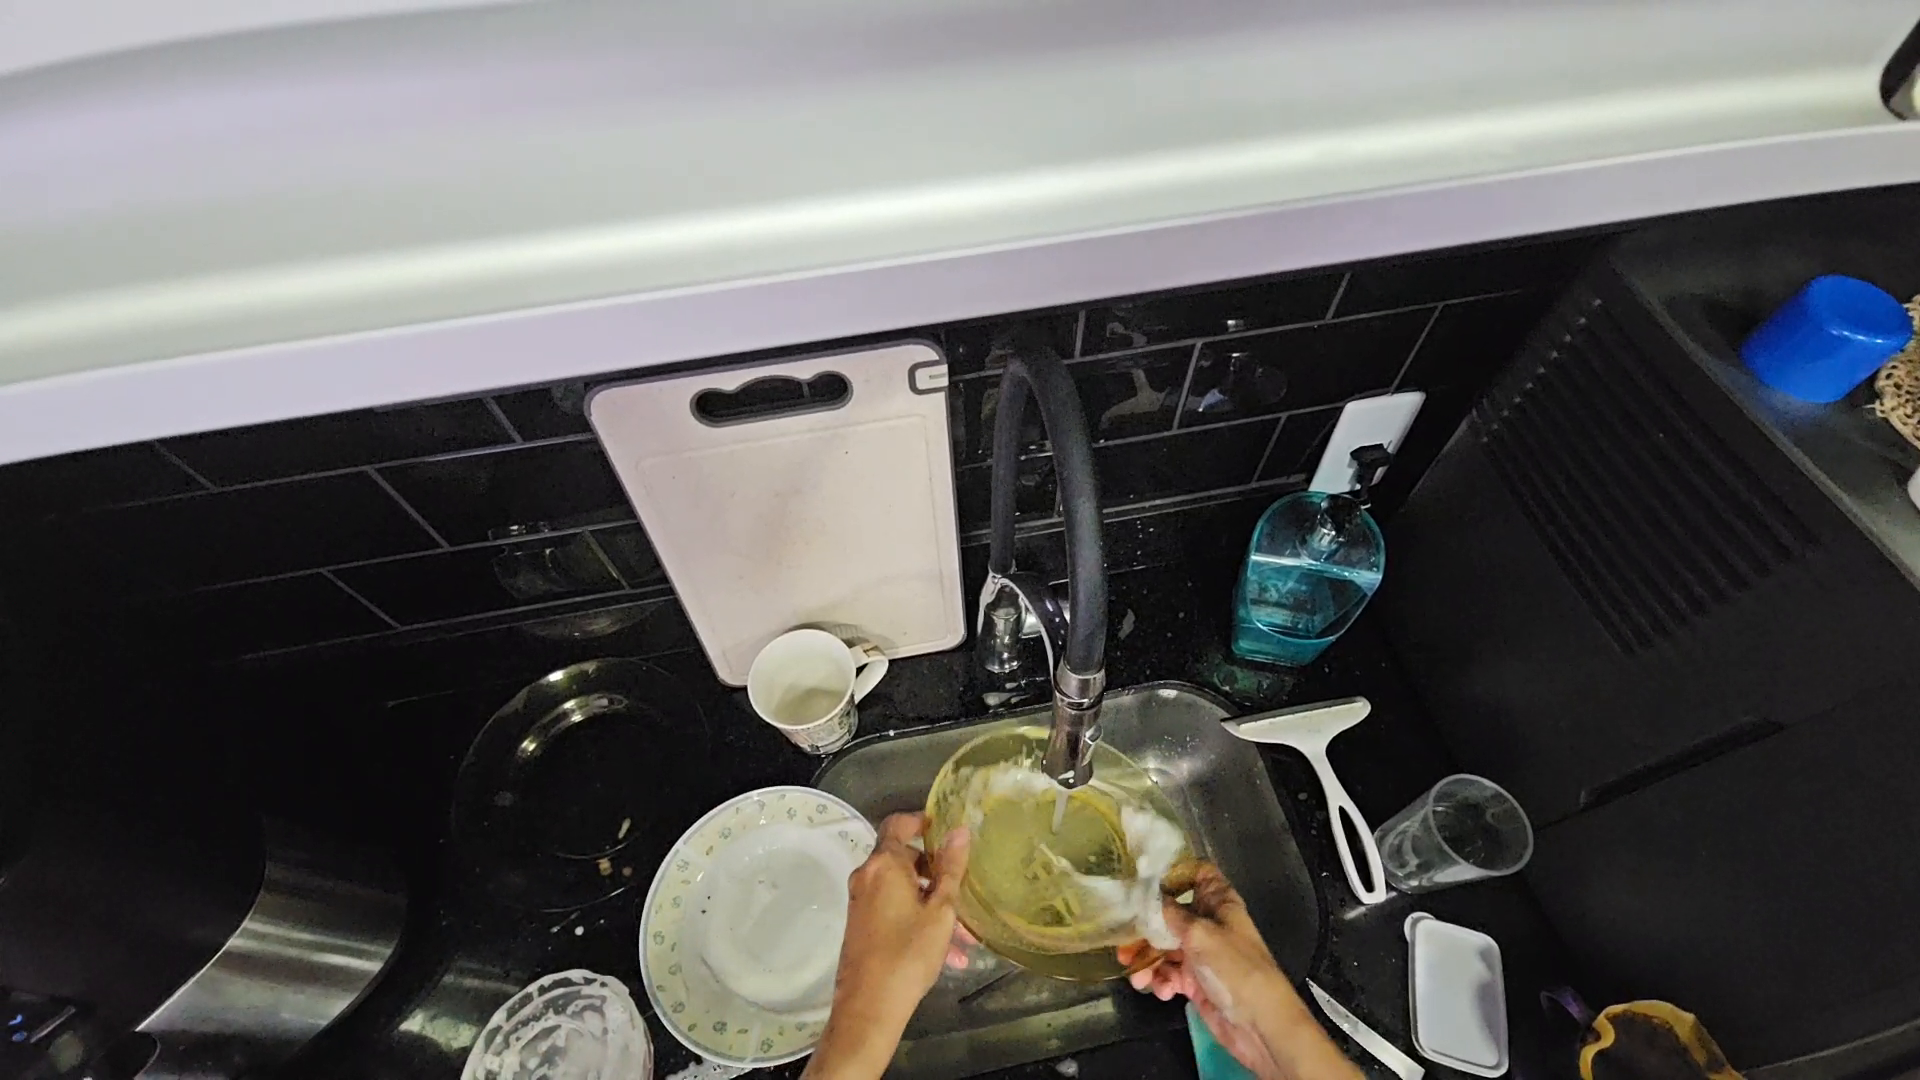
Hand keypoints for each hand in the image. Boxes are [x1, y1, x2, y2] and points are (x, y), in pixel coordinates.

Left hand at [804, 813, 970, 1079]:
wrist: (868, 1009)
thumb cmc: (908, 954)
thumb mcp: (940, 910)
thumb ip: (951, 868)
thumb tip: (960, 831)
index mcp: (884, 864)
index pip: (898, 823)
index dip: (921, 820)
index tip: (944, 829)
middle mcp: (867, 876)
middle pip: (903, 858)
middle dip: (935, 873)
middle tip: (962, 892)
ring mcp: (861, 901)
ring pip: (902, 889)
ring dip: (931, 903)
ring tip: (962, 939)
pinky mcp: (860, 923)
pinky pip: (892, 908)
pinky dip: (915, 917)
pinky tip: (944, 952)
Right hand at [1119, 863, 1291, 1079]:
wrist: (1262, 1027)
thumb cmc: (1235, 968)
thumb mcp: (1199, 933)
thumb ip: (1168, 912)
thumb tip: (1143, 894)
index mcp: (1217, 902)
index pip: (1196, 873)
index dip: (1172, 871)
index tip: (1141, 878)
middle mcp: (1208, 923)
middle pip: (1170, 913)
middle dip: (1145, 927)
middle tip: (1122, 939)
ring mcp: (1201, 953)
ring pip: (1164, 946)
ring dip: (1147, 960)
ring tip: (1138, 977)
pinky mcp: (1196, 982)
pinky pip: (1170, 973)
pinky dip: (1161, 981)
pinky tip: (1162, 991)